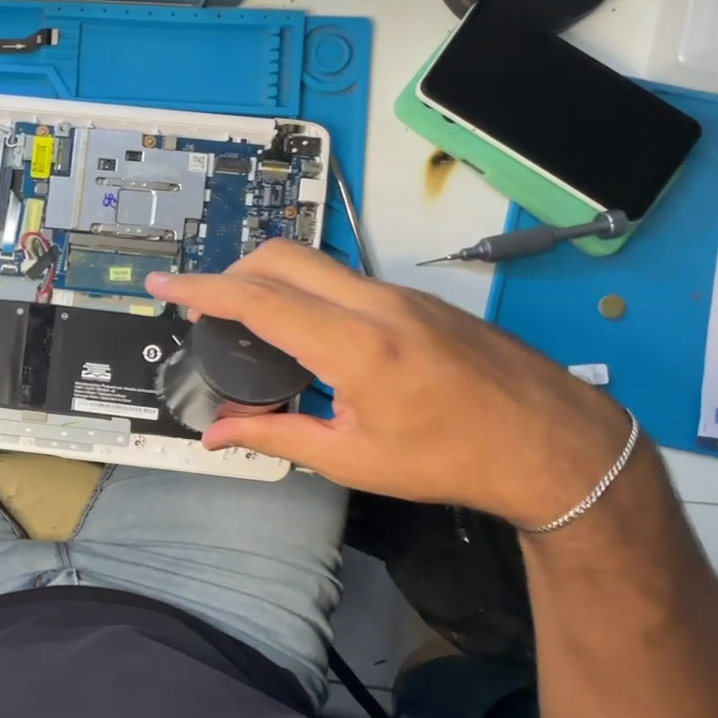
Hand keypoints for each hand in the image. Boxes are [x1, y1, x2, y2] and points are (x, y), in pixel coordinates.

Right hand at [145, 241, 635, 528]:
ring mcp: (401, 295)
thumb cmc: (450, 460)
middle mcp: (377, 305)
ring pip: (314, 262)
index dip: (201, 290)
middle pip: (282, 258)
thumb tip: (215, 435)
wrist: (556, 445)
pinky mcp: (417, 300)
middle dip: (229, 273)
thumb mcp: (351, 458)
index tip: (162, 286)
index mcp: (355, 347)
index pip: (259, 301)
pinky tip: (301, 332)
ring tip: (244, 323)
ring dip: (266, 279)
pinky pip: (342, 278)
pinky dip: (302, 290)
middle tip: (202, 309)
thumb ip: (275, 436)